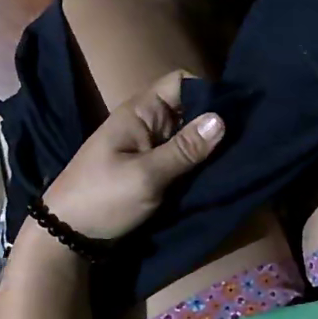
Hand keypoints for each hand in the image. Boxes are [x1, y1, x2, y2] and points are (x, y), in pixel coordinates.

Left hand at [43, 70, 225, 240]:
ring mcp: (152, 148)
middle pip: (190, 109)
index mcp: (141, 113)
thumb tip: (222, 119)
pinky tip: (223, 172)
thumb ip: (185, 149)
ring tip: (242, 156)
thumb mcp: (147, 175)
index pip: (181, 83)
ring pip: (190, 136)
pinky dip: (201, 164)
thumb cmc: (103, 199)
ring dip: (211, 147)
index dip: (209, 91)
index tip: (237, 113)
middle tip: (249, 139)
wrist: (68, 235)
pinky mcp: (155, 170)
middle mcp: (148, 124)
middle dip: (216, 122)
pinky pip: (184, 159)